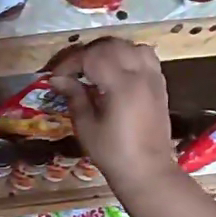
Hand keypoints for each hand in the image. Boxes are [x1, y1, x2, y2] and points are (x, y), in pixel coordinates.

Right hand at [49, 38, 177, 184]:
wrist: (147, 169)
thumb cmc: (112, 152)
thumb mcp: (86, 126)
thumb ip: (74, 96)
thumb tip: (58, 79)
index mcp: (121, 86)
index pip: (91, 57)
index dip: (69, 63)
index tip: (56, 77)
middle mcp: (140, 75)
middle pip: (111, 46)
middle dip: (87, 54)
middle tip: (71, 71)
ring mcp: (153, 78)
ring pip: (130, 47)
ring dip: (108, 52)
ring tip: (93, 68)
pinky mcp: (160, 85)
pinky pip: (145, 57)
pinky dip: (127, 56)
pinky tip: (115, 72)